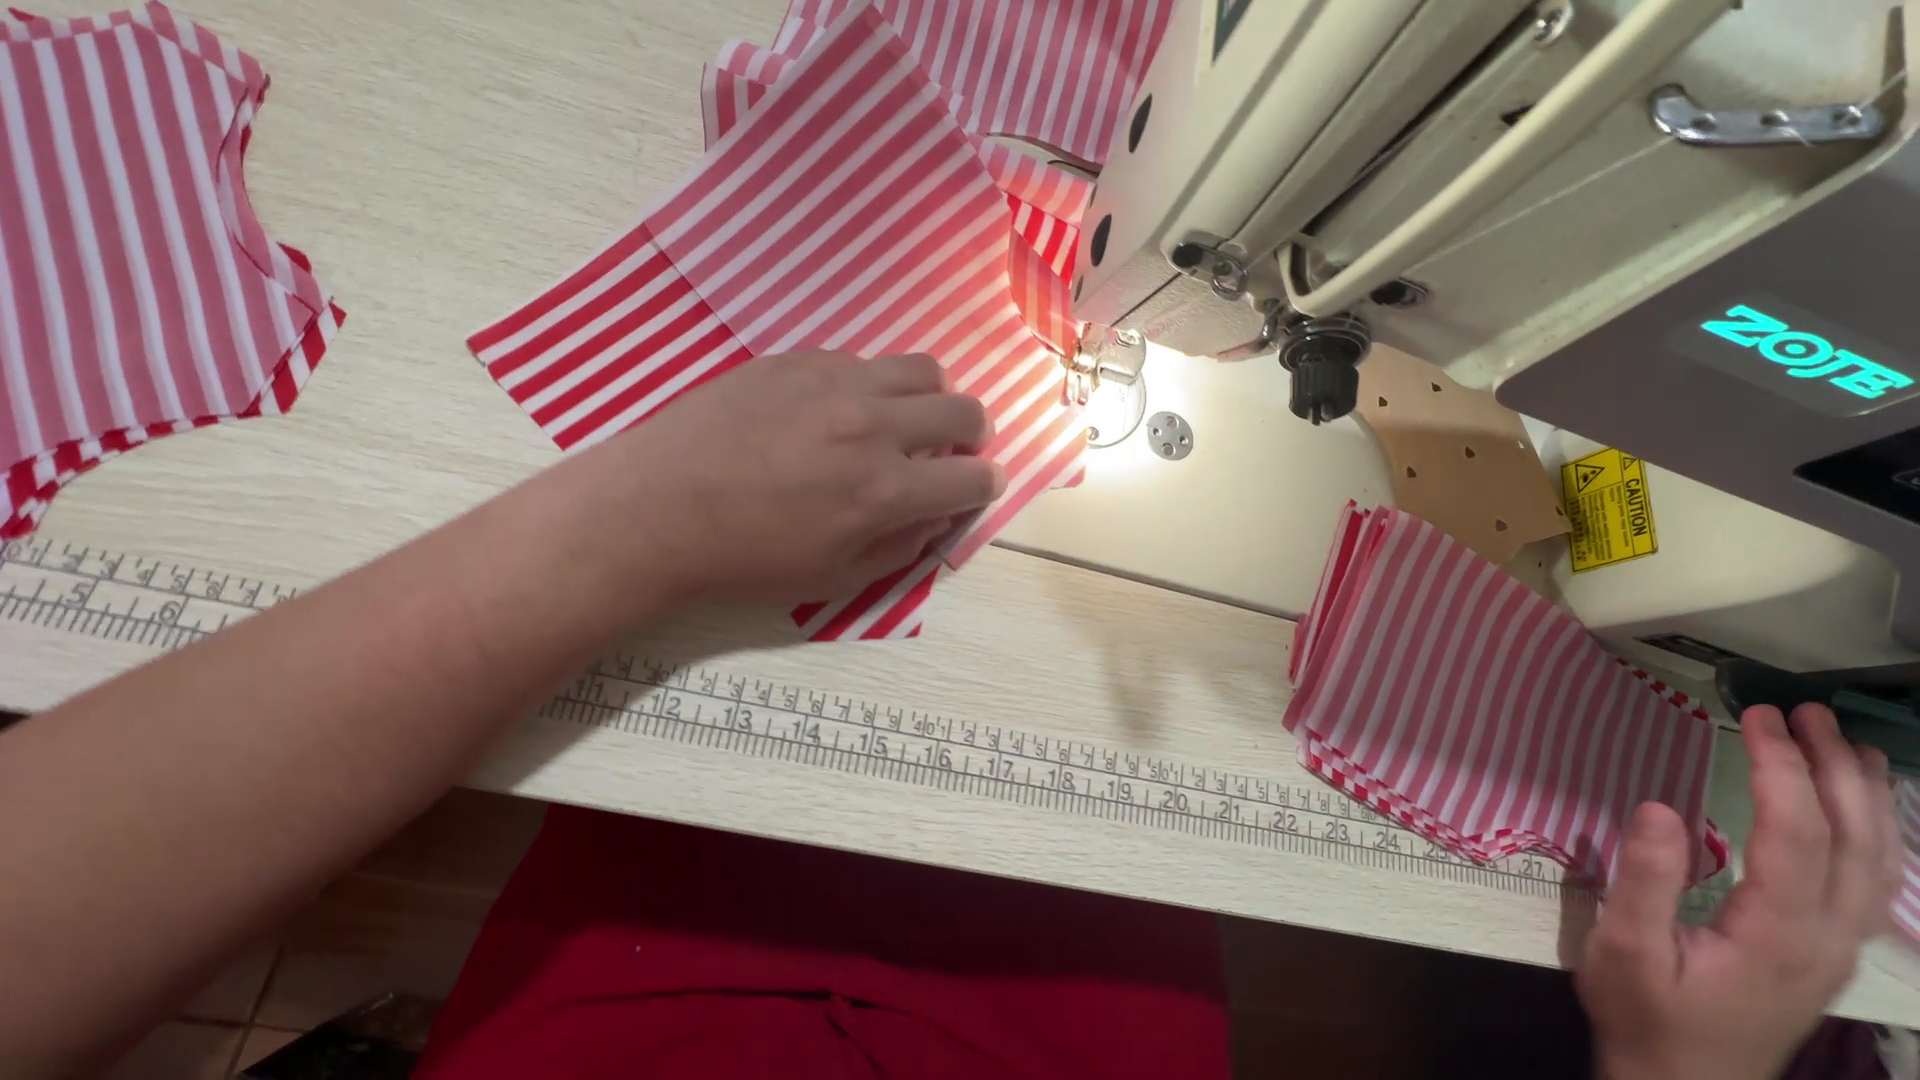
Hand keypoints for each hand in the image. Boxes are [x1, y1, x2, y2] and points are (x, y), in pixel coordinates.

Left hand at [578, 351, 1003, 604]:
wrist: (657, 508)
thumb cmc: (746, 558)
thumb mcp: (834, 578)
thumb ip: (902, 546)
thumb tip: (938, 515)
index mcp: (886, 490)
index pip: (973, 477)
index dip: (986, 484)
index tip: (977, 486)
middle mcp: (873, 425)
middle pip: (964, 410)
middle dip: (974, 434)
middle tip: (954, 449)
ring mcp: (835, 383)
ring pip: (922, 369)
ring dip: (931, 397)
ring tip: (905, 419)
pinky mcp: (797, 359)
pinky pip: (861, 360)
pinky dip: (872, 385)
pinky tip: (839, 409)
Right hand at [1577, 704, 1901, 1079]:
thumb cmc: (1644, 1011)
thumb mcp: (1625, 947)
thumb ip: (1645, 880)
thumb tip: (1659, 807)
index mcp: (1774, 930)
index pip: (1794, 833)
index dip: (1780, 769)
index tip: (1755, 718)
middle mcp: (1824, 935)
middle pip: (1853, 840)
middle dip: (1831, 769)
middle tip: (1802, 712)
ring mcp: (1835, 946)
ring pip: (1877, 862)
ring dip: (1864, 796)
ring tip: (1844, 742)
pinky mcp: (1826, 951)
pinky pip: (1871, 882)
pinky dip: (1873, 834)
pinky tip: (1859, 812)